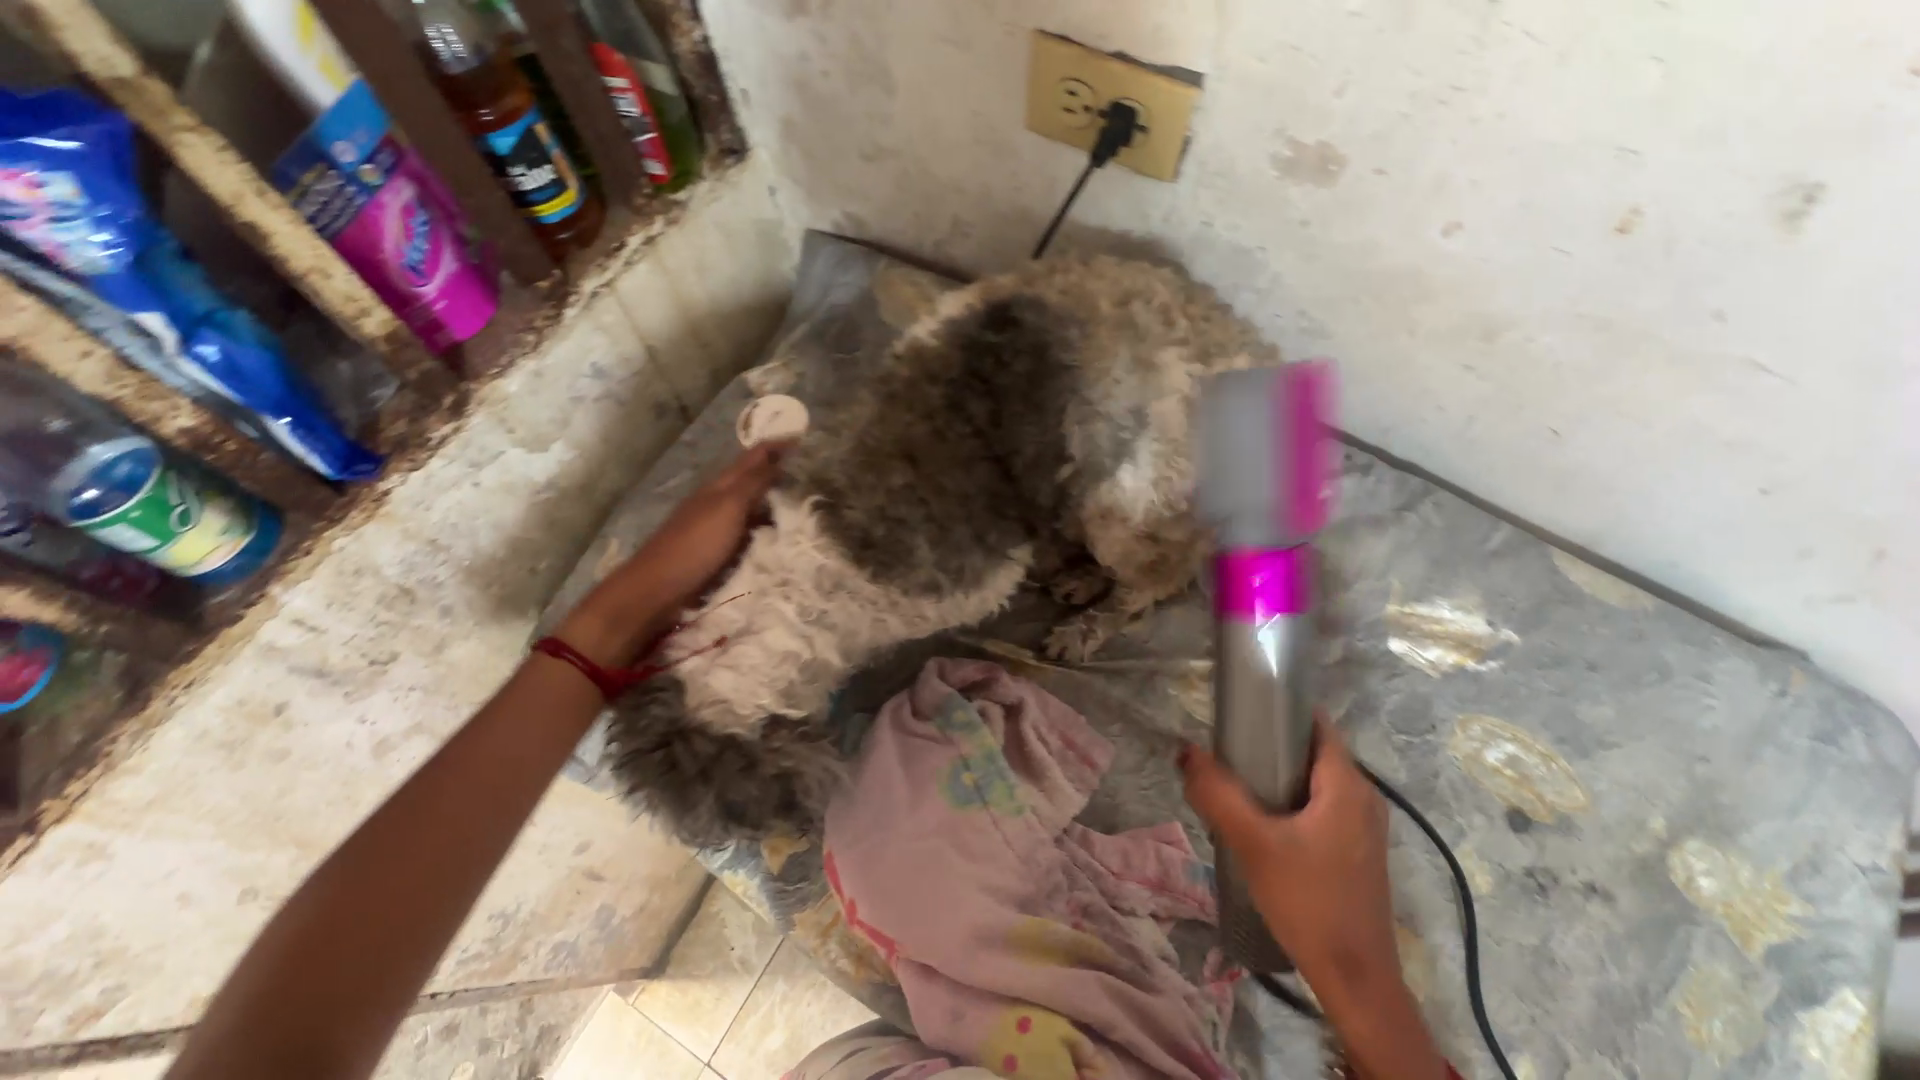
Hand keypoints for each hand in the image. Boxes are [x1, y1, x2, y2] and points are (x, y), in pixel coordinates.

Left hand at [624, 440, 788, 608]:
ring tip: (800, 503)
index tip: (801, 436)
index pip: (751, 458)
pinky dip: (764, 530)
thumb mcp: (728, 507)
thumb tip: (776, 455)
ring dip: (771, 502)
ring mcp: (713, 528)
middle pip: (749, 480)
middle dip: (775, 472)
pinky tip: (777, 538)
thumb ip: (752, 483)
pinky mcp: (715, 553)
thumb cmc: (695, 545)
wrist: (658, 589)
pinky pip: (747, 533)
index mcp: (718, 487)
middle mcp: (715, 502)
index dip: (774, 446)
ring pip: (748, 507)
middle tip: (807, 470)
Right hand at [1183, 718, 1399, 995]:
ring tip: (1235, 787)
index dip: (1280, 710)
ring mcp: (1364, 829)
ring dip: (1278, 779)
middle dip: (1271, 747)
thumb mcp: (1254, 844)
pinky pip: (1322, 810)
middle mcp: (1365, 799)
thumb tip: (1186, 751)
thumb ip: (1217, 795)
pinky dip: (1292, 805)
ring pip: (1316, 785)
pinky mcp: (1356, 853)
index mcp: (1348, 785)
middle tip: (1226, 752)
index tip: (1240, 711)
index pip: (1317, 725)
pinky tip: (1261, 826)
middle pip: (1314, 753)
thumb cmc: (1308, 901)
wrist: (1354, 977)